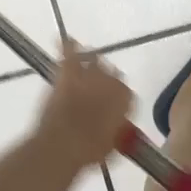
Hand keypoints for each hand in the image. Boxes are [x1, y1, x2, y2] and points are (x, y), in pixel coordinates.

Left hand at [33, 38, 133, 167]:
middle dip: (105, 81)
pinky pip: (69, 52)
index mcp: (126, 99)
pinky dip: (67, 46)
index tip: (111, 109)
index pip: (127, 93)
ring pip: (93, 60)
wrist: (62, 144)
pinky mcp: (67, 72)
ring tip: (85, 71)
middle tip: (96, 94)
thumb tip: (121, 128)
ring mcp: (88, 73)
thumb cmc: (90, 150)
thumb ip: (119, 130)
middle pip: (112, 73)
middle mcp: (110, 80)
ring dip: (91, 65)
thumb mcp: (113, 146)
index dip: (118, 101)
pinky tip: (66, 40)